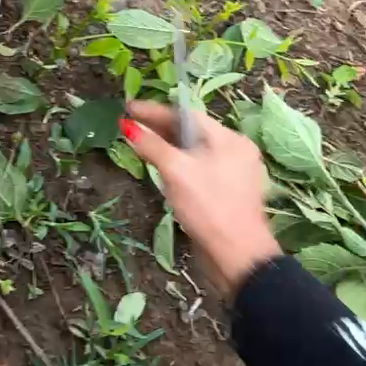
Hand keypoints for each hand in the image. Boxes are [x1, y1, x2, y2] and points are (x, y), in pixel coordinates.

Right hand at [121, 101, 280, 297]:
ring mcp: (233, 172)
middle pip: (191, 131)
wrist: (237, 257)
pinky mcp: (227, 191)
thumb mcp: (176, 171)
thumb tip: (128, 126)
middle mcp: (236, 151)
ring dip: (167, 145)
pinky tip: (161, 166)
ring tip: (140, 142)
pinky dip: (178, 162)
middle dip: (159, 128)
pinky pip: (198, 167)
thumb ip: (151, 145)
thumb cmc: (208, 207)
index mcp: (230, 140)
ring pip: (194, 150)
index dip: (154, 111)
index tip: (128, 108)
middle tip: (129, 124)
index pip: (187, 115)